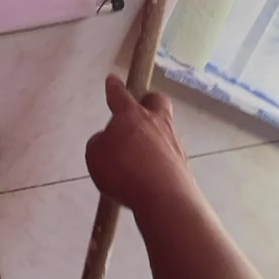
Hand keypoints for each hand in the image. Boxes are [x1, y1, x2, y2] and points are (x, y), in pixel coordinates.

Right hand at [85, 75, 197, 218]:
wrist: (165, 199)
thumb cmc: (123, 171)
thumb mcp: (95, 156)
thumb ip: (99, 143)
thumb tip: (107, 140)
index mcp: (130, 115)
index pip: (119, 94)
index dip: (114, 87)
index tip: (112, 79)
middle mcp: (155, 122)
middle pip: (157, 101)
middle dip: (148, 102)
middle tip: (140, 111)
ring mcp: (173, 142)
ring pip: (165, 129)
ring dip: (154, 137)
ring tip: (138, 159)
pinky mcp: (183, 164)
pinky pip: (168, 155)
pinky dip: (159, 161)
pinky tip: (148, 178)